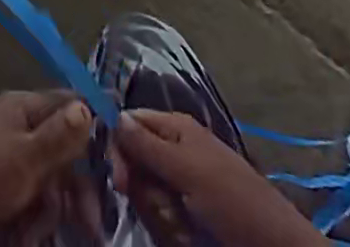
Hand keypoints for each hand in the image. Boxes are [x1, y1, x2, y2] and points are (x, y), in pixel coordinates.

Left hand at [0, 91, 96, 246]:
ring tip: (37, 231)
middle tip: (91, 223)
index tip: (117, 164)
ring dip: (52, 209)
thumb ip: (60, 134)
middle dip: (76, 189)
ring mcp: (9, 154)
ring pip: (51, 180)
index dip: (93, 130)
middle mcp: (17, 125)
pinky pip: (32, 196)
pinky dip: (34, 217)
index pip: (68, 105)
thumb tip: (87, 104)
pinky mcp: (2, 182)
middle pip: (63, 150)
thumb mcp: (28, 156)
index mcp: (22, 107)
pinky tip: (25, 234)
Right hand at [112, 110, 326, 246]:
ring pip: (147, 192)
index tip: (121, 182)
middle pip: (134, 161)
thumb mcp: (187, 171)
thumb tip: (113, 115)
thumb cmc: (235, 203)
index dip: (118, 149)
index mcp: (175, 128)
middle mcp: (175, 149)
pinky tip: (189, 237)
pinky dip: (172, 229)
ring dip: (161, 214)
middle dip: (146, 191)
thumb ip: (146, 144)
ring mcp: (184, 182)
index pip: (128, 123)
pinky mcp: (190, 211)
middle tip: (165, 210)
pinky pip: (163, 214)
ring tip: (185, 229)